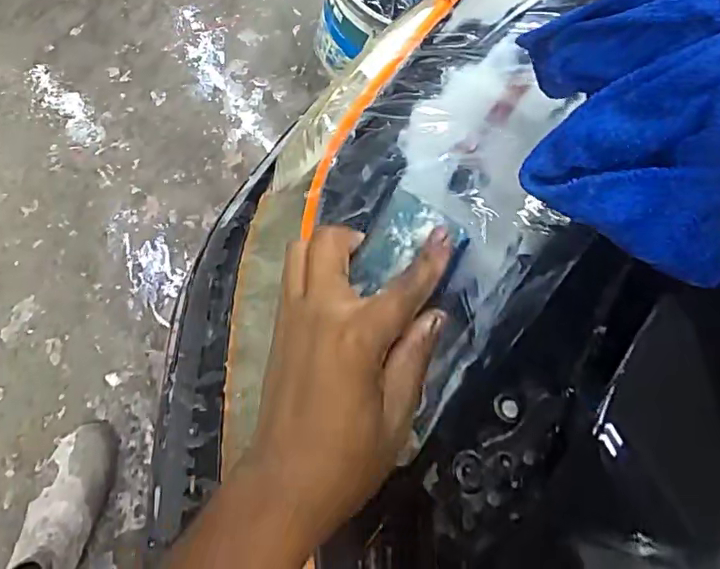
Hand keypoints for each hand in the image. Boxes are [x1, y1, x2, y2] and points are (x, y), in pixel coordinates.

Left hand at [230, 225, 451, 550]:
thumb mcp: (396, 418)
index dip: (427, 261)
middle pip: (330, 242)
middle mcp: (320, 310)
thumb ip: (414, 358)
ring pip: (300, 249)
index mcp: (357, 335)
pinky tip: (330, 294)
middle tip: (375, 257)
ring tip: (350, 270)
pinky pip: (290, 274)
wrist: (281, 484)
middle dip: (357, 237)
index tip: (442, 234)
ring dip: (326, 246)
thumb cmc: (346, 460)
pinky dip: (309, 266)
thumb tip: (434, 315)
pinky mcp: (277, 325)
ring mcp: (292, 314)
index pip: (402, 288)